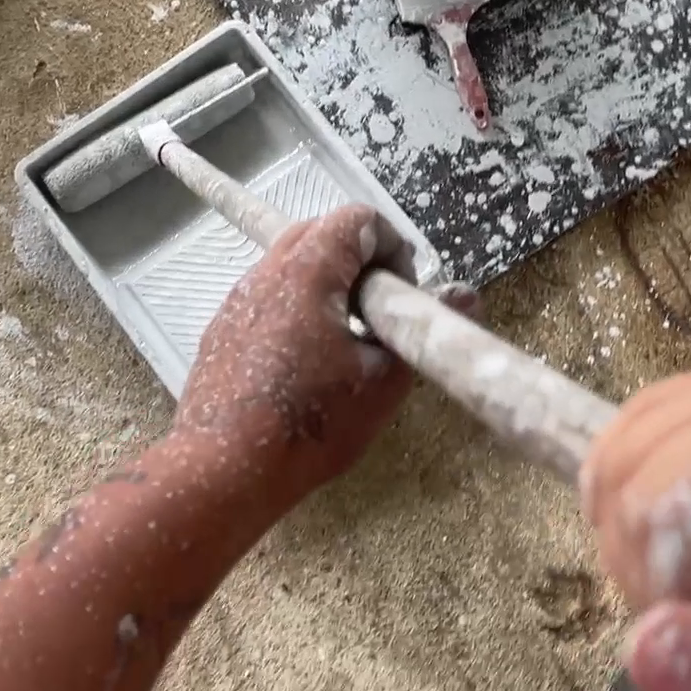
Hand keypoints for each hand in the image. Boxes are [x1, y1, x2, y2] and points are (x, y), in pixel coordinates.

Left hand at [178, 205, 469, 508]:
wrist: (222, 471)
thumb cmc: (312, 424)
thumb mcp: (383, 379)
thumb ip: (423, 328)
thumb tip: (467, 295)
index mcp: (309, 270)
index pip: (357, 218)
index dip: (392, 246)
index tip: (402, 294)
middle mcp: (268, 271)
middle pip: (322, 230)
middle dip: (361, 258)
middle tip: (379, 308)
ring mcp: (239, 297)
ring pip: (291, 260)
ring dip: (328, 279)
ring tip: (346, 333)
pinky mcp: (223, 326)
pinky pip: (269, 292)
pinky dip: (298, 302)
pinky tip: (307, 356)